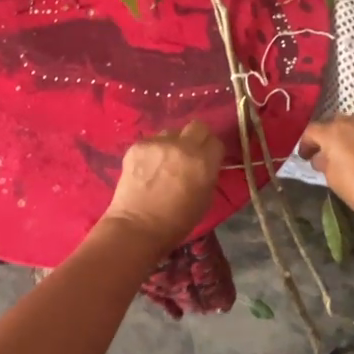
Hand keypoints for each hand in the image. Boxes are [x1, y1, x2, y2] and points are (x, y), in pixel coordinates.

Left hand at [99, 122, 222, 252]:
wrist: (137, 227)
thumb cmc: (176, 222)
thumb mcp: (205, 200)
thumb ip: (207, 175)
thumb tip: (204, 165)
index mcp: (203, 162)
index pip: (215, 142)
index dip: (212, 151)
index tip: (207, 160)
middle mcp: (182, 146)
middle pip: (197, 126)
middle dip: (196, 138)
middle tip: (189, 154)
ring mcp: (158, 143)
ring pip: (171, 132)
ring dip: (172, 144)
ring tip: (164, 162)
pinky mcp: (138, 145)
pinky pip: (151, 142)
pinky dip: (152, 152)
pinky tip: (146, 168)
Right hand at [300, 117, 353, 227]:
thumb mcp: (333, 180)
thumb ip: (324, 163)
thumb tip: (322, 157)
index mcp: (334, 132)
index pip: (312, 131)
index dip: (306, 143)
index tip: (305, 156)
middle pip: (336, 124)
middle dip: (330, 137)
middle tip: (330, 155)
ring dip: (352, 137)